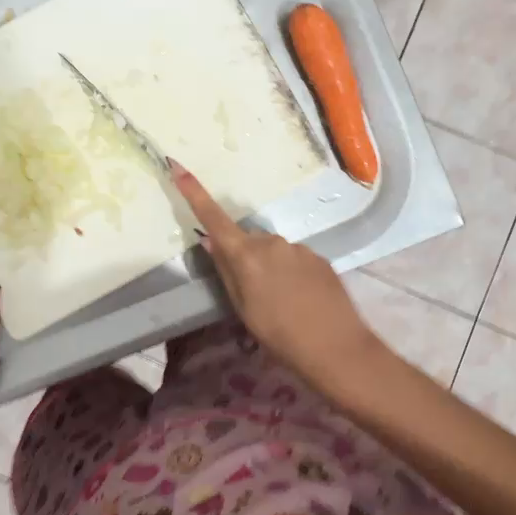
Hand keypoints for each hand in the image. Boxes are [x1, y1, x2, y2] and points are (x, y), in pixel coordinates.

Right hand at [172, 160, 386, 394]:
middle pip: (247, 241)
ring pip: (272, 251)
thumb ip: (226, 271)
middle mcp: (271, 241)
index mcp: (246, 254)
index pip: (213, 218)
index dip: (193, 192)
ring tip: (281, 304)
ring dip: (269, 269)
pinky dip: (290, 275)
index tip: (177, 166)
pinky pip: (294, 259)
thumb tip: (210, 241)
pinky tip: (301, 301)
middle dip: (244, 258)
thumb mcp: (243, 309)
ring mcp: (298, 247)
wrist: (338, 349)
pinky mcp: (318, 257)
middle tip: (252, 295)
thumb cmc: (280, 335)